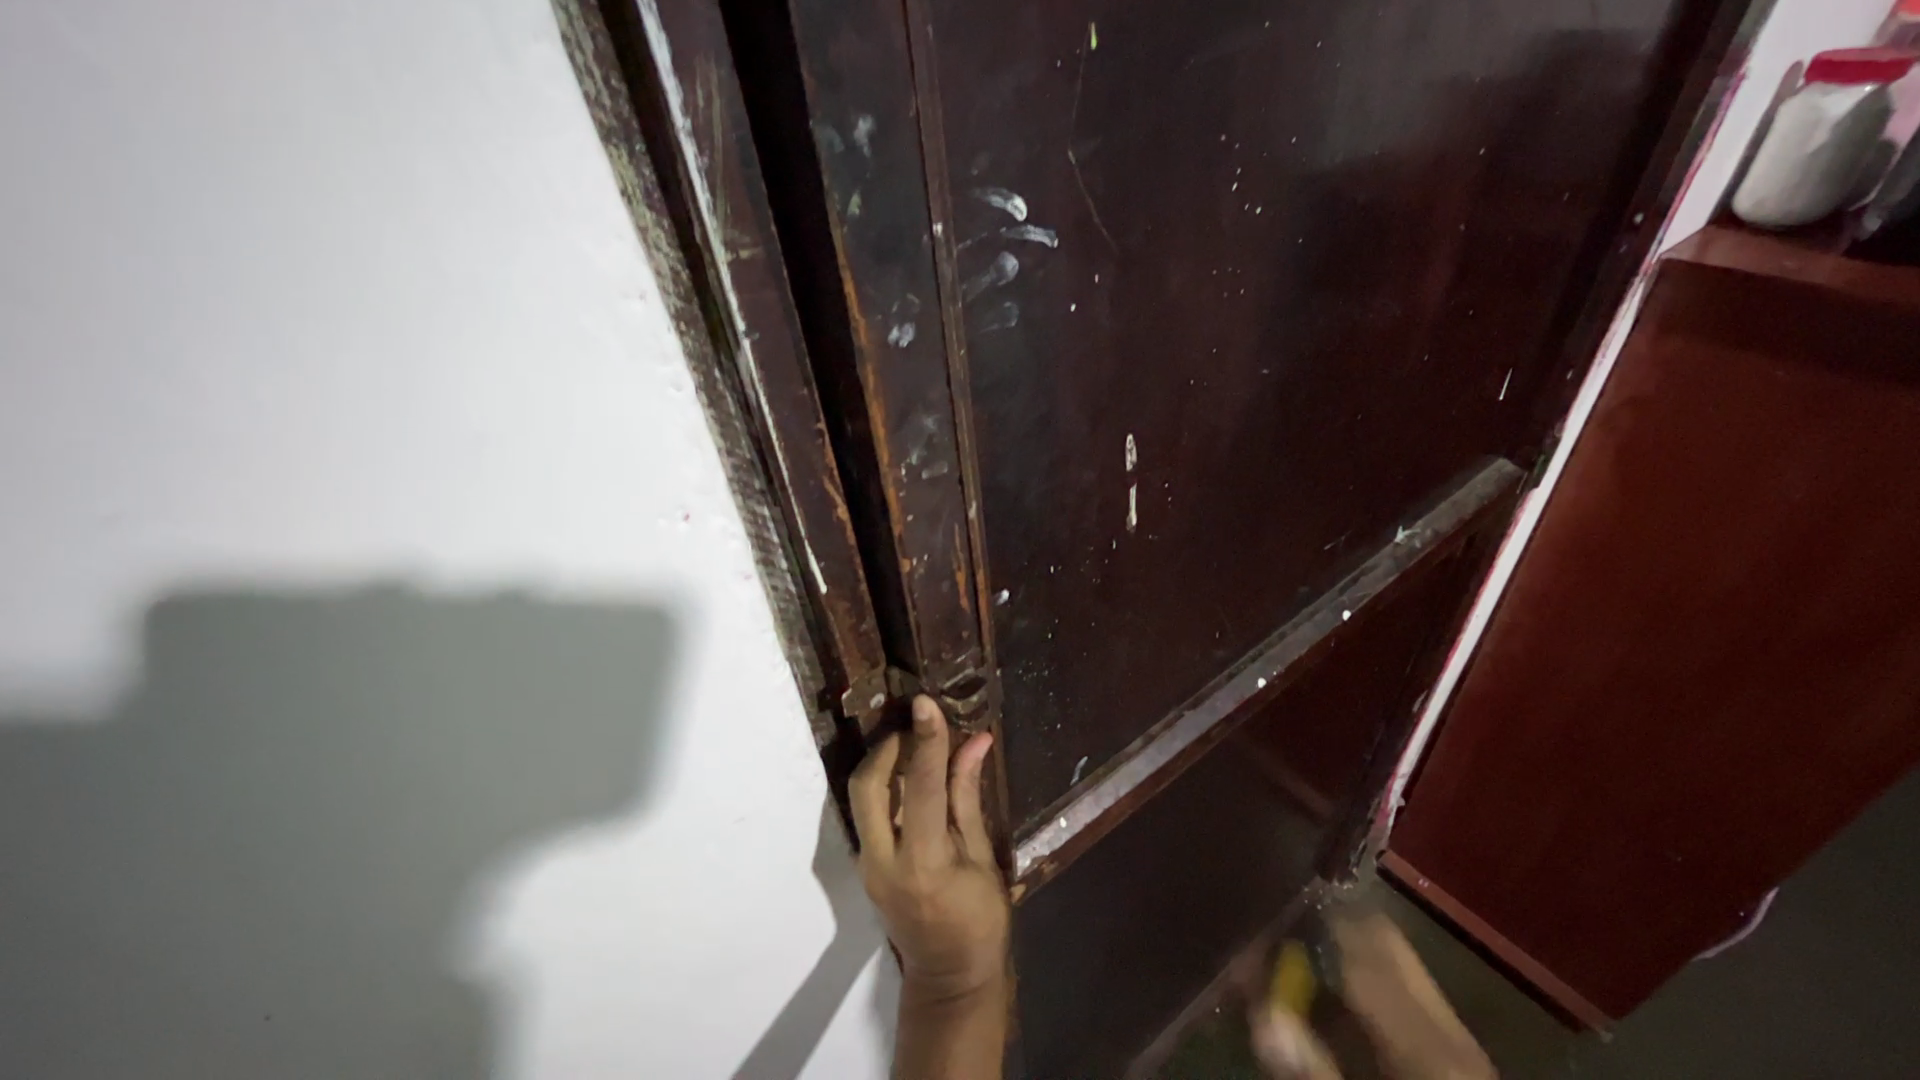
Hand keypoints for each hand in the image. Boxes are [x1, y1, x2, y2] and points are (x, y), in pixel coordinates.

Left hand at [849, 695, 1009, 1000]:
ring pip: (860, 797)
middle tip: (915, 725)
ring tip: (912, 742)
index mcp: (923, 862)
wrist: (949, 979)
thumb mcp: (983, 859)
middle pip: (867, 785)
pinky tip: (908, 775)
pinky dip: (884, 786)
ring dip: (882, 763)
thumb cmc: (980, 923)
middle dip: (887, 747)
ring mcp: (867, 866)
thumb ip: (968, 798)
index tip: (925, 703)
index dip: (926, 740)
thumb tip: (975, 741)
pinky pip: (867, 814)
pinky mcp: (864, 867)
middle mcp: (883, 861)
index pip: (922, 786)